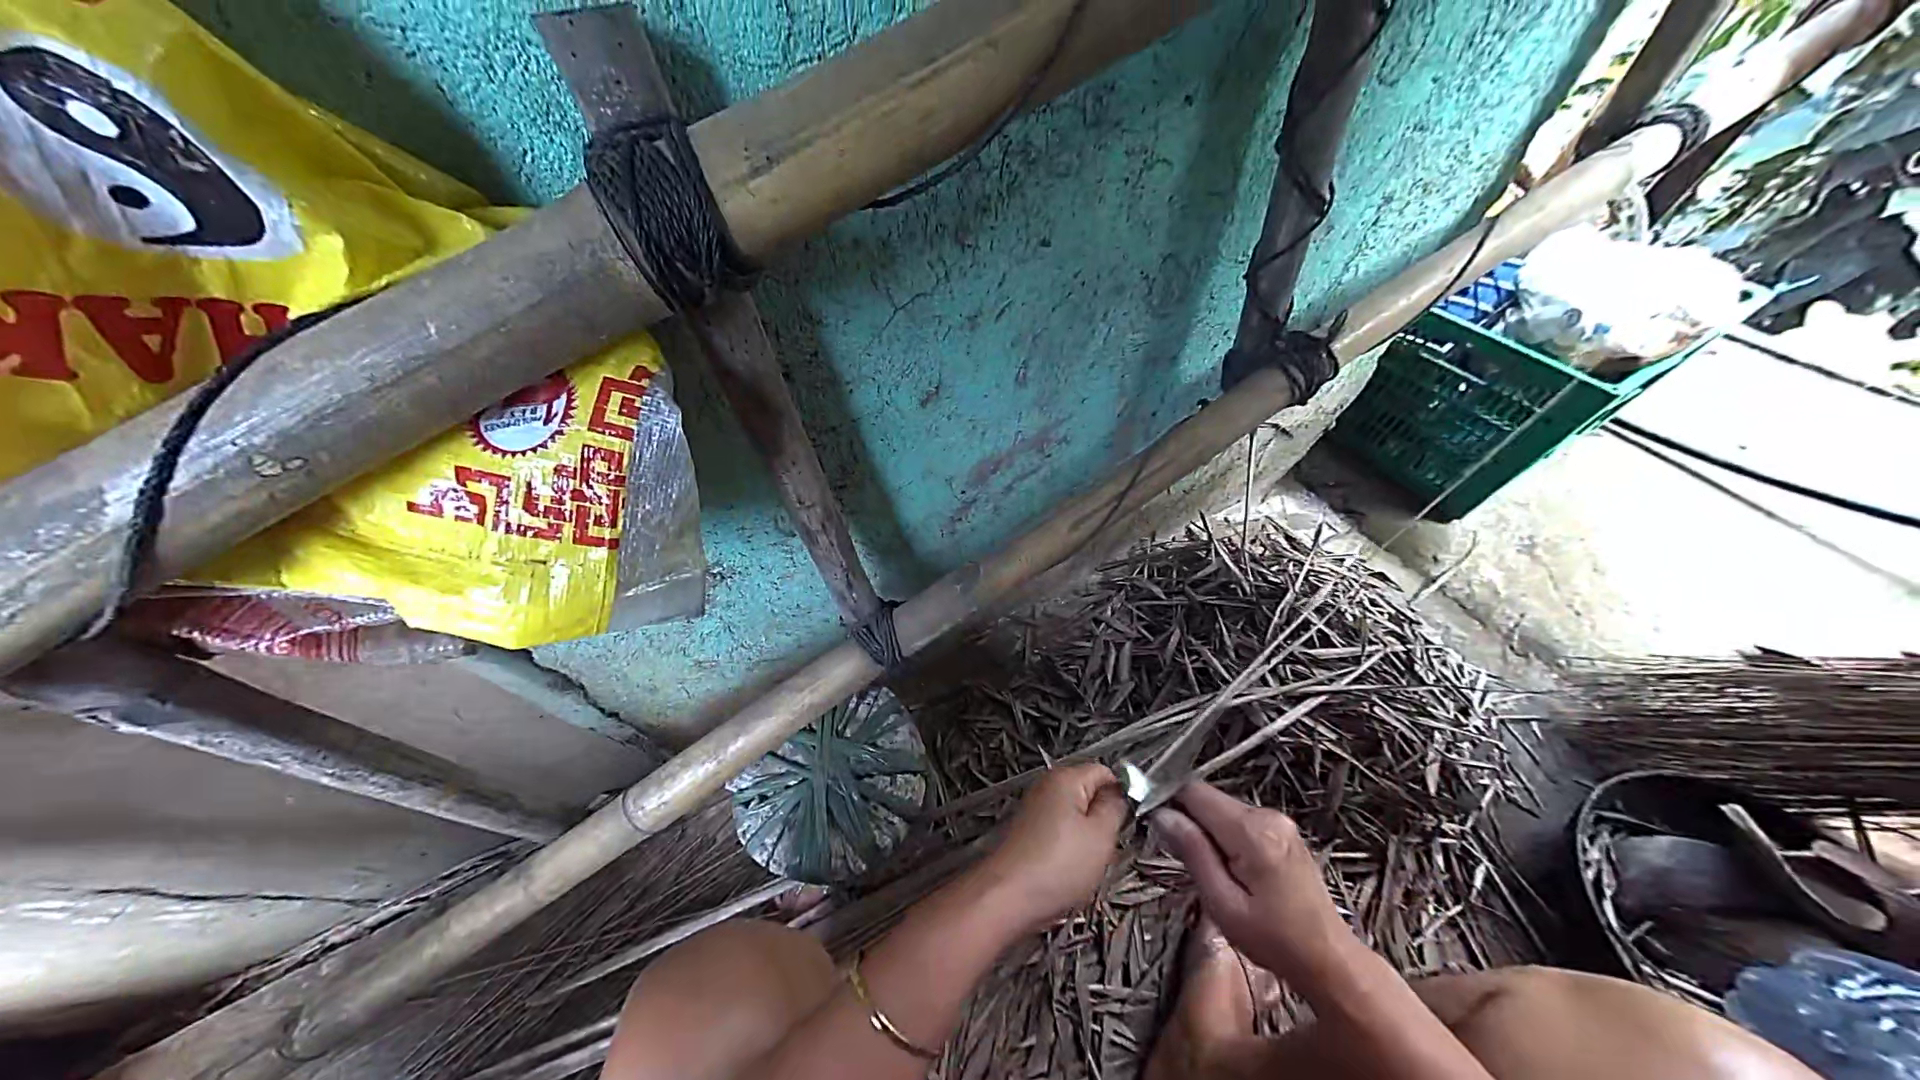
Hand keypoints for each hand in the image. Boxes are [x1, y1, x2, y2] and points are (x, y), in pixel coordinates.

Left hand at [972, 763, 1127, 930]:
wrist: (1007, 897)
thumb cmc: (1057, 865)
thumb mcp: (1101, 835)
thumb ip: (1116, 807)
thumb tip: (1120, 793)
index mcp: (1065, 778)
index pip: (1105, 772)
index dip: (1121, 794)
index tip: (1127, 822)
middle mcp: (1046, 787)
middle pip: (1089, 795)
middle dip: (1103, 820)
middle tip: (1105, 847)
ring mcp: (1035, 810)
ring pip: (1076, 819)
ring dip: (1087, 840)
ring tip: (1085, 864)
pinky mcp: (1028, 833)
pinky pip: (1060, 835)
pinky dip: (1069, 851)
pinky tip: (1068, 871)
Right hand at [1151, 781, 1353, 982]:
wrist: (1330, 959)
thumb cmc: (1275, 940)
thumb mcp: (1223, 903)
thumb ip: (1193, 853)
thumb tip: (1162, 815)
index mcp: (1251, 831)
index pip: (1193, 791)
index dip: (1169, 802)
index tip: (1156, 827)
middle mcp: (1267, 815)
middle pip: (1208, 799)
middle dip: (1189, 822)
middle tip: (1184, 861)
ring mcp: (1278, 821)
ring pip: (1222, 809)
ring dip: (1207, 831)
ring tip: (1211, 872)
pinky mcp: (1283, 830)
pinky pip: (1239, 820)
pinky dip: (1225, 837)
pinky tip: (1232, 870)